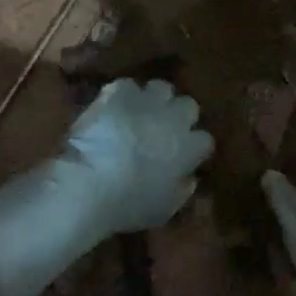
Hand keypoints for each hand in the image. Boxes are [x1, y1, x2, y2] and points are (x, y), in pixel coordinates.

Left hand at [58, 78, 213, 235]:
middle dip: (179, 115)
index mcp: (189, 148)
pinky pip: (126, 86)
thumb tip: (189, 177)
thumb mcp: (166, 208)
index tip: (184, 157)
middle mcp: (174, 119)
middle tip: (163, 130)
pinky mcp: (118, 94)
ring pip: (161, 88)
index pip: (205, 140)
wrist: (90, 184)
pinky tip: (113, 108)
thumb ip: (183, 189)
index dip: (194, 148)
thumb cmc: (130, 204)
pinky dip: (122, 96)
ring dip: (154, 100)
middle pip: (188, 106)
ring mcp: (146, 102)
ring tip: (139, 113)